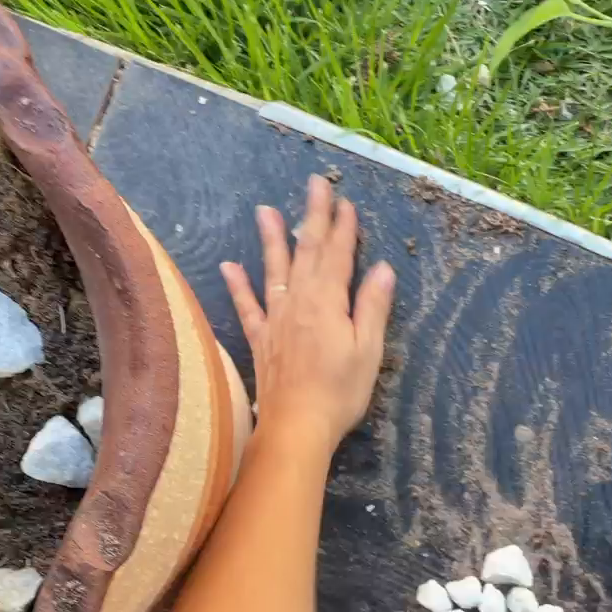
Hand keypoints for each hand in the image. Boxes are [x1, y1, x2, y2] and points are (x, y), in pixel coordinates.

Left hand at [220, 175, 394, 450]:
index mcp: (328, 302)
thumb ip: (372, 307)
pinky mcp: (260, 341)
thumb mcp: (368, 351)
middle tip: (314, 184)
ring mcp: (275, 320)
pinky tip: (229, 266)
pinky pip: (248, 307)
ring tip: (265, 210)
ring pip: (274, 270)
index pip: (339, 256)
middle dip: (313, 217)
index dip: (344, 228)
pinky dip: (238, 286)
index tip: (346, 201)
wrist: (296, 426)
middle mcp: (298, 302)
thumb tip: (383, 269)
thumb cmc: (339, 392)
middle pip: (307, 252)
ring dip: (271, 239)